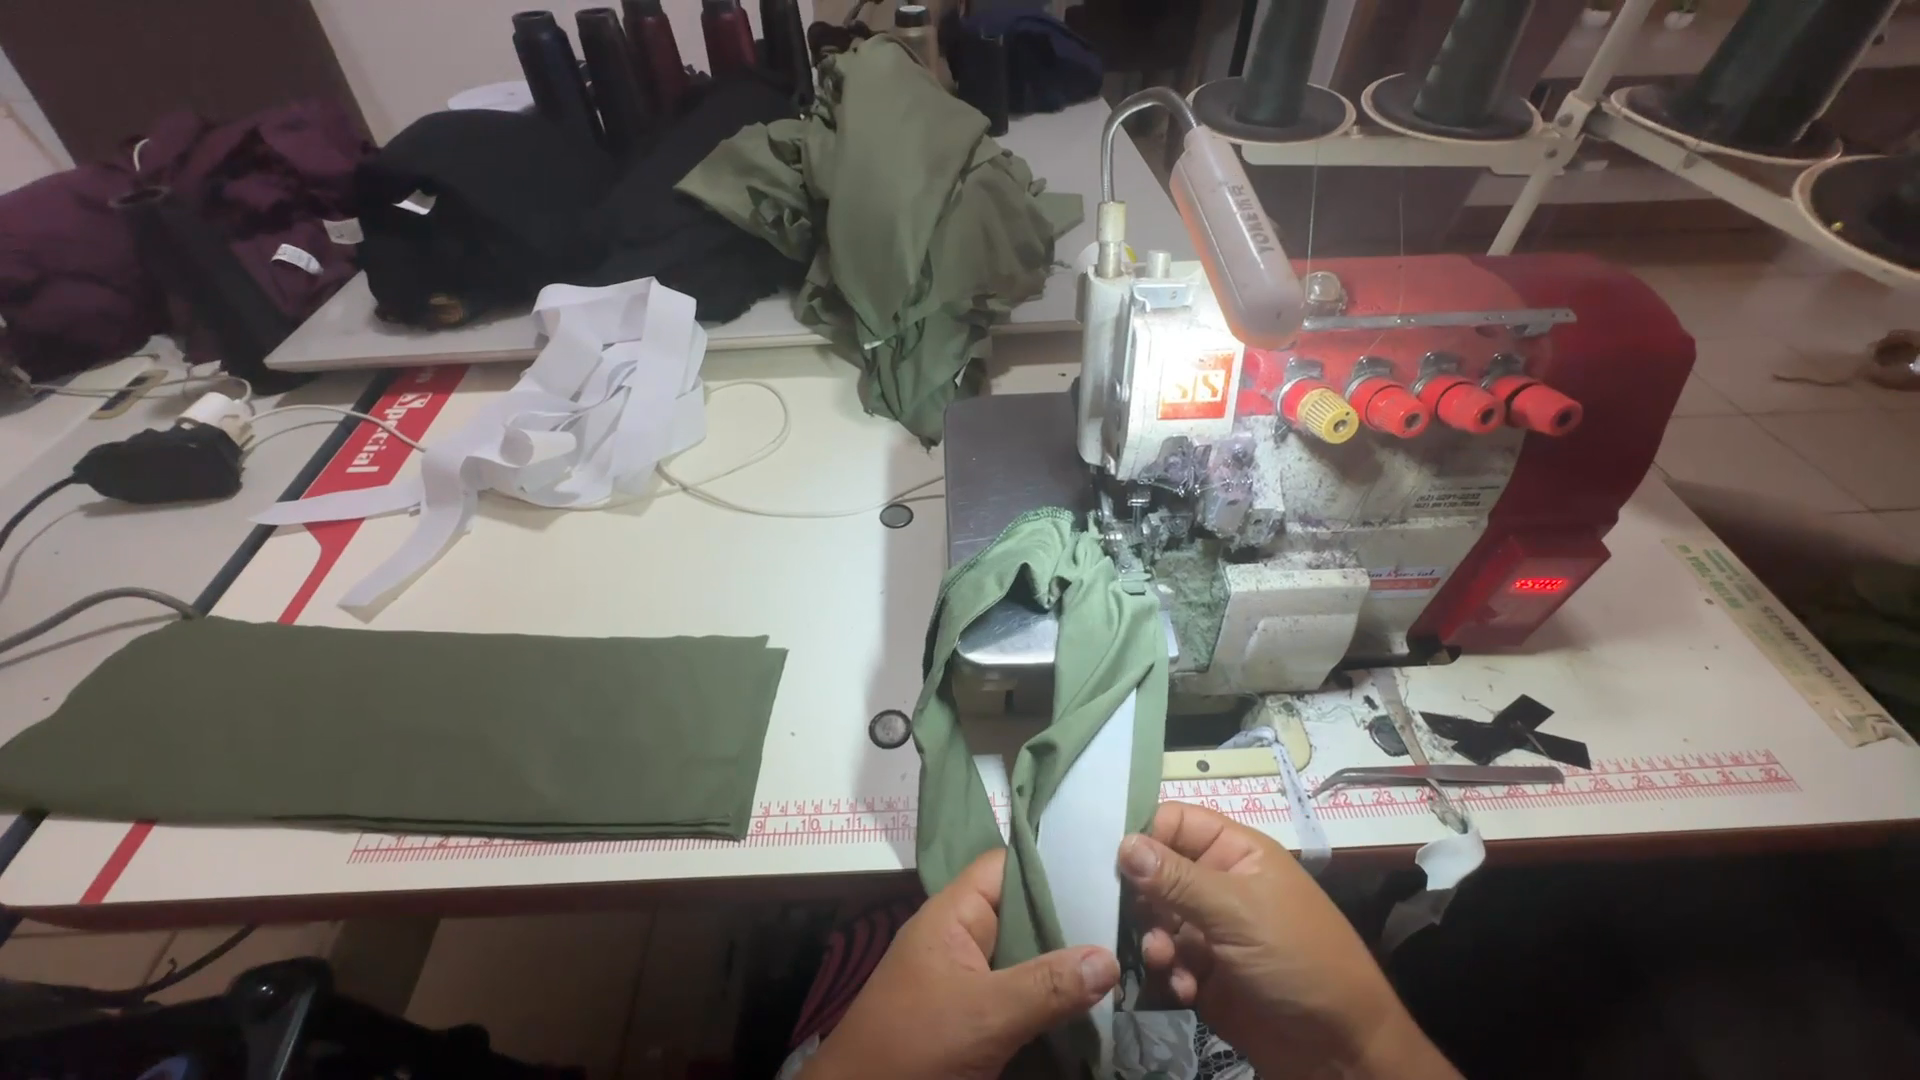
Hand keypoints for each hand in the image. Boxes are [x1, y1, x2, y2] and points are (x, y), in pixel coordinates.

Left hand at [802, 849, 1120, 1079]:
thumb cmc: (913, 1046)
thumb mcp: (984, 1014)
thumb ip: (1046, 986)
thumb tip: (1110, 957)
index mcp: (954, 914)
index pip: (1006, 866)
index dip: (1051, 861)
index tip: (1105, 868)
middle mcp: (962, 937)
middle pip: (1023, 912)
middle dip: (1070, 918)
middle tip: (1128, 919)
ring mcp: (968, 979)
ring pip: (1026, 956)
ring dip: (1065, 963)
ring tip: (1124, 954)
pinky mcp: (976, 1017)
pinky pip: (1022, 993)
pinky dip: (1052, 997)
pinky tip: (1094, 998)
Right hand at [1117, 803, 1457, 1079]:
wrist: (1342, 1055)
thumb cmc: (1299, 960)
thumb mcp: (1238, 912)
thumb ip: (1176, 879)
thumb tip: (1123, 843)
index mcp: (1234, 852)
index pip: (1174, 822)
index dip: (1143, 834)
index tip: (1111, 859)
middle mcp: (1218, 884)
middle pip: (1156, 871)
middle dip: (1141, 896)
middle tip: (1135, 917)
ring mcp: (1209, 930)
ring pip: (1155, 918)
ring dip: (1153, 939)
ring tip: (1164, 961)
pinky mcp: (1203, 973)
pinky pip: (1166, 960)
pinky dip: (1169, 973)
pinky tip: (1184, 989)